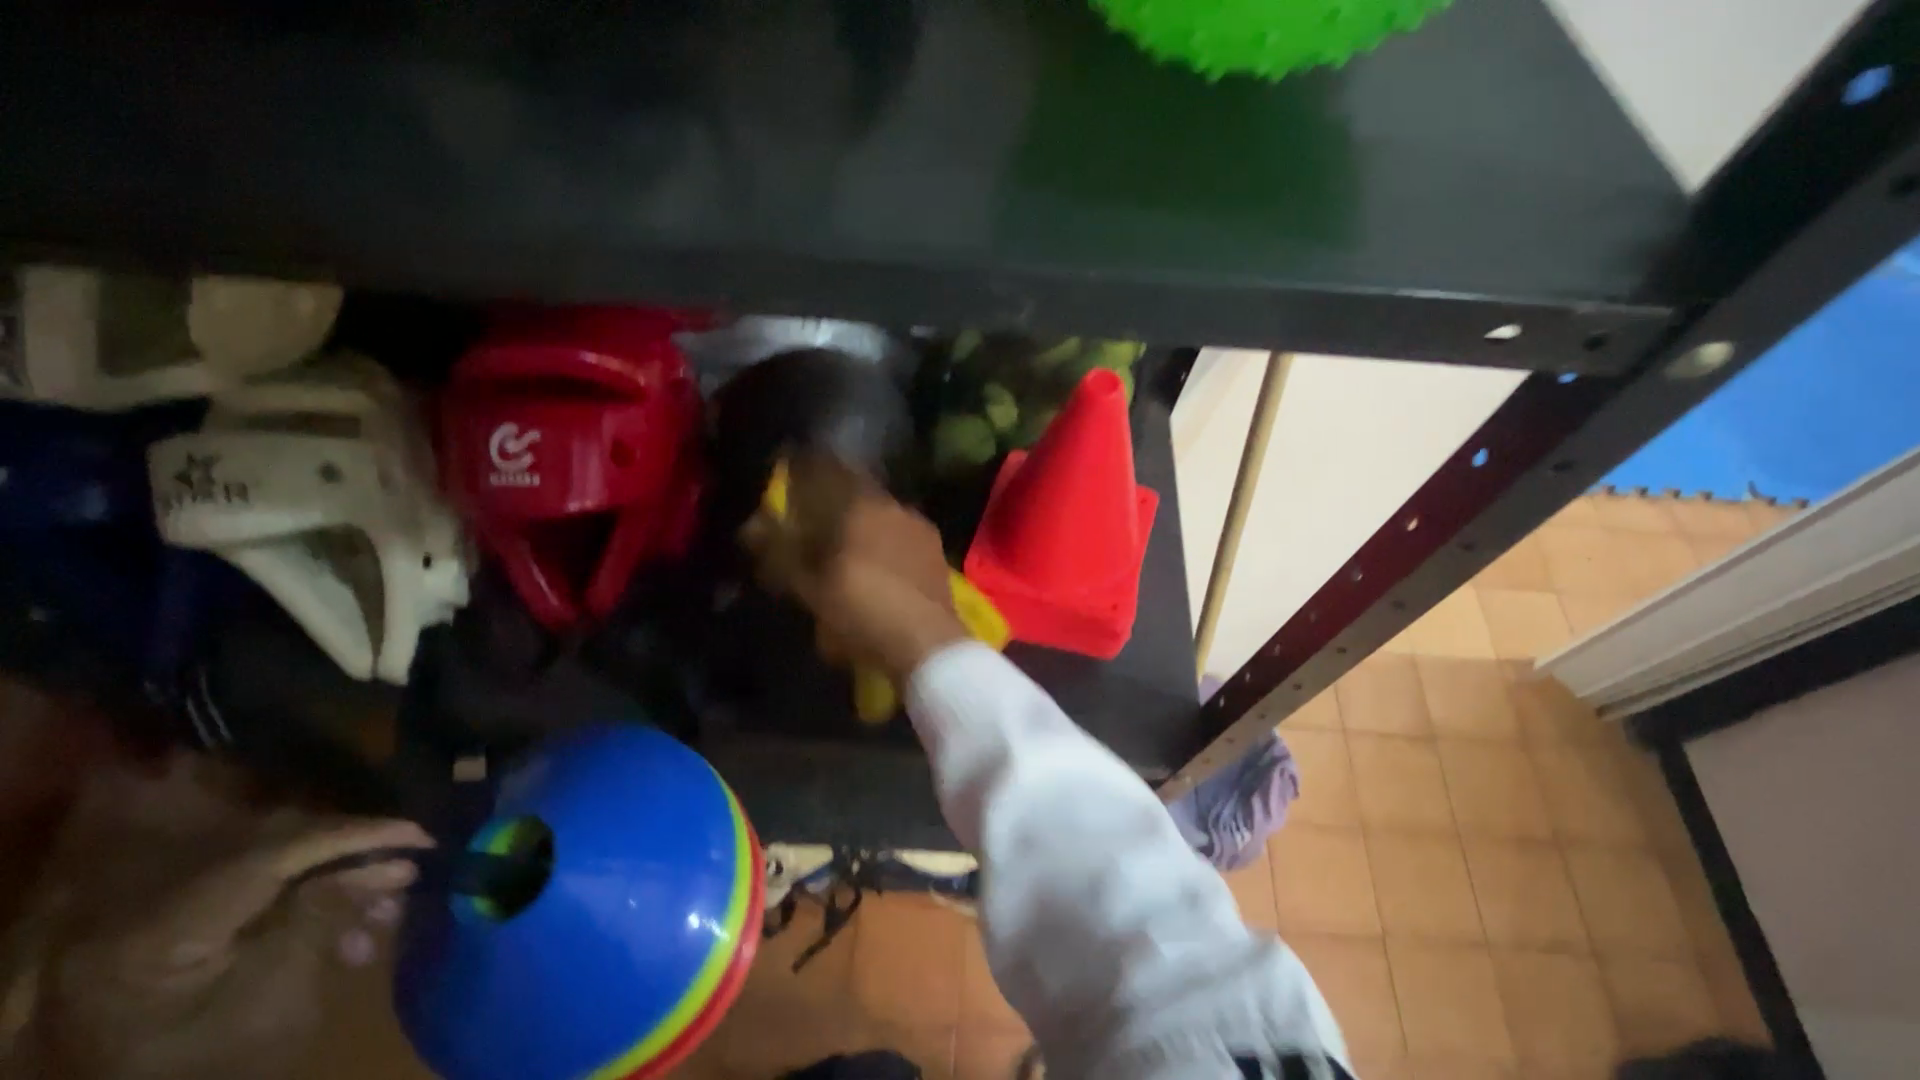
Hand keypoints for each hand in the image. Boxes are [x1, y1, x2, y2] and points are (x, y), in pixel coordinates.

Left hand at [3, 752, 431, 1079]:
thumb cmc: (210, 1065)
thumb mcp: (272, 1002)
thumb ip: (320, 921)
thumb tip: (393, 863)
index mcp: (160, 926)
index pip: (269, 855)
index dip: (348, 836)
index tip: (417, 832)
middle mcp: (150, 903)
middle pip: (272, 855)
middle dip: (350, 859)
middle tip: (412, 868)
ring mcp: (162, 912)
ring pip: (272, 872)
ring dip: (337, 882)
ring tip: (388, 910)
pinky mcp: (178, 925)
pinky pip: (257, 893)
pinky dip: (308, 902)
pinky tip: (350, 931)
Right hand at [743, 454, 967, 681]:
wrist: (924, 643)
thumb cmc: (860, 610)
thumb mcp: (808, 587)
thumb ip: (779, 551)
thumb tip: (751, 526)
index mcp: (858, 503)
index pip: (826, 468)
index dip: (804, 469)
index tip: (789, 473)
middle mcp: (891, 504)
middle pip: (854, 491)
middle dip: (833, 501)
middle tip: (814, 519)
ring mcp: (918, 527)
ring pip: (880, 514)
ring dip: (862, 524)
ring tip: (847, 547)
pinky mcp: (936, 552)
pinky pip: (901, 537)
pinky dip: (885, 545)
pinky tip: (879, 567)